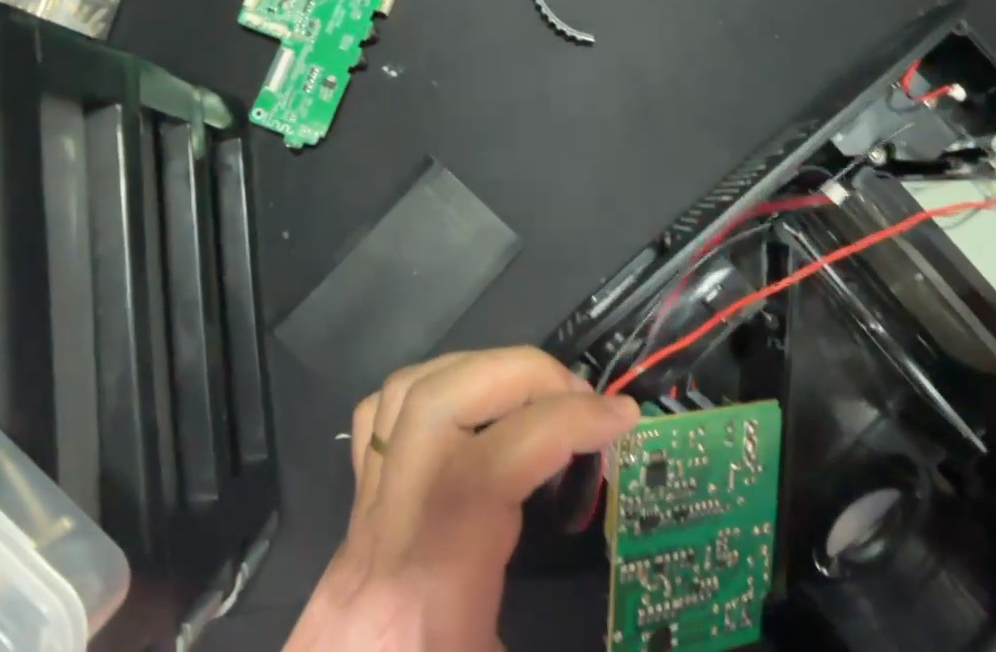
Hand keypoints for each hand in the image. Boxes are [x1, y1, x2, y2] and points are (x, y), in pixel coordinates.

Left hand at [285, 348, 640, 651]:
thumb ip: (580, 639)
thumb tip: (640, 633)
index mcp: (430, 593)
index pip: (489, 467)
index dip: (562, 424)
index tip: (620, 420)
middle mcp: (385, 538)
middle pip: (435, 403)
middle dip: (522, 375)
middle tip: (585, 401)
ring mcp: (361, 520)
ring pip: (402, 396)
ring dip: (483, 371)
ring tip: (542, 396)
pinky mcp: (355, 518)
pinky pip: (381, 421)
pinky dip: (437, 391)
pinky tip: (481, 415)